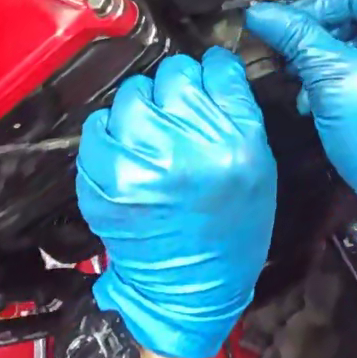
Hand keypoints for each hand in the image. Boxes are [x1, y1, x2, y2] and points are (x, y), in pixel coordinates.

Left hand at [77, 48, 276, 357]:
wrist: (191, 289)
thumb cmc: (233, 227)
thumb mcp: (258, 167)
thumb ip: (237, 116)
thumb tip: (211, 71)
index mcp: (238, 141)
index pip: (218, 69)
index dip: (211, 69)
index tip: (207, 78)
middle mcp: (192, 144)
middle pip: (174, 73)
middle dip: (175, 87)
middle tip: (177, 110)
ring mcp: (144, 159)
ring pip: (133, 93)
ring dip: (141, 106)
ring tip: (150, 132)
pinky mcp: (106, 178)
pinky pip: (98, 124)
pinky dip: (110, 130)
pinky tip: (126, 149)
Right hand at [245, 0, 356, 311]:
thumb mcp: (331, 79)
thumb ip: (297, 38)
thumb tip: (260, 11)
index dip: (318, 6)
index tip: (284, 22)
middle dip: (321, 36)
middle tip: (289, 50)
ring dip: (326, 57)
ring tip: (300, 79)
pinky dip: (342, 72)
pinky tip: (316, 95)